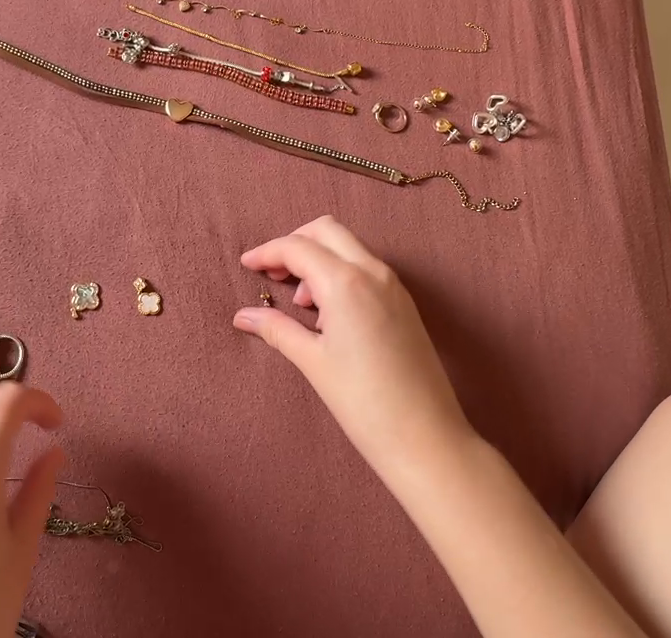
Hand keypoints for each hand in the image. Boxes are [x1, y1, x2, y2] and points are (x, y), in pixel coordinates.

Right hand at [233, 216, 473, 481]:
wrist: (426, 439)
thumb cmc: (363, 402)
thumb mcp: (313, 362)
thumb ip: (277, 329)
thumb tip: (244, 316)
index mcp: (345, 282)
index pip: (297, 247)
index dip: (267, 252)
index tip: (246, 265)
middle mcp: (372, 272)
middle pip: (326, 231)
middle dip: (294, 243)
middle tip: (272, 274)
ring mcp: (393, 285)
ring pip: (348, 247)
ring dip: (318, 258)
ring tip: (300, 304)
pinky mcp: (404, 302)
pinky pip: (365, 268)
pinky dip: (339, 273)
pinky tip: (327, 314)